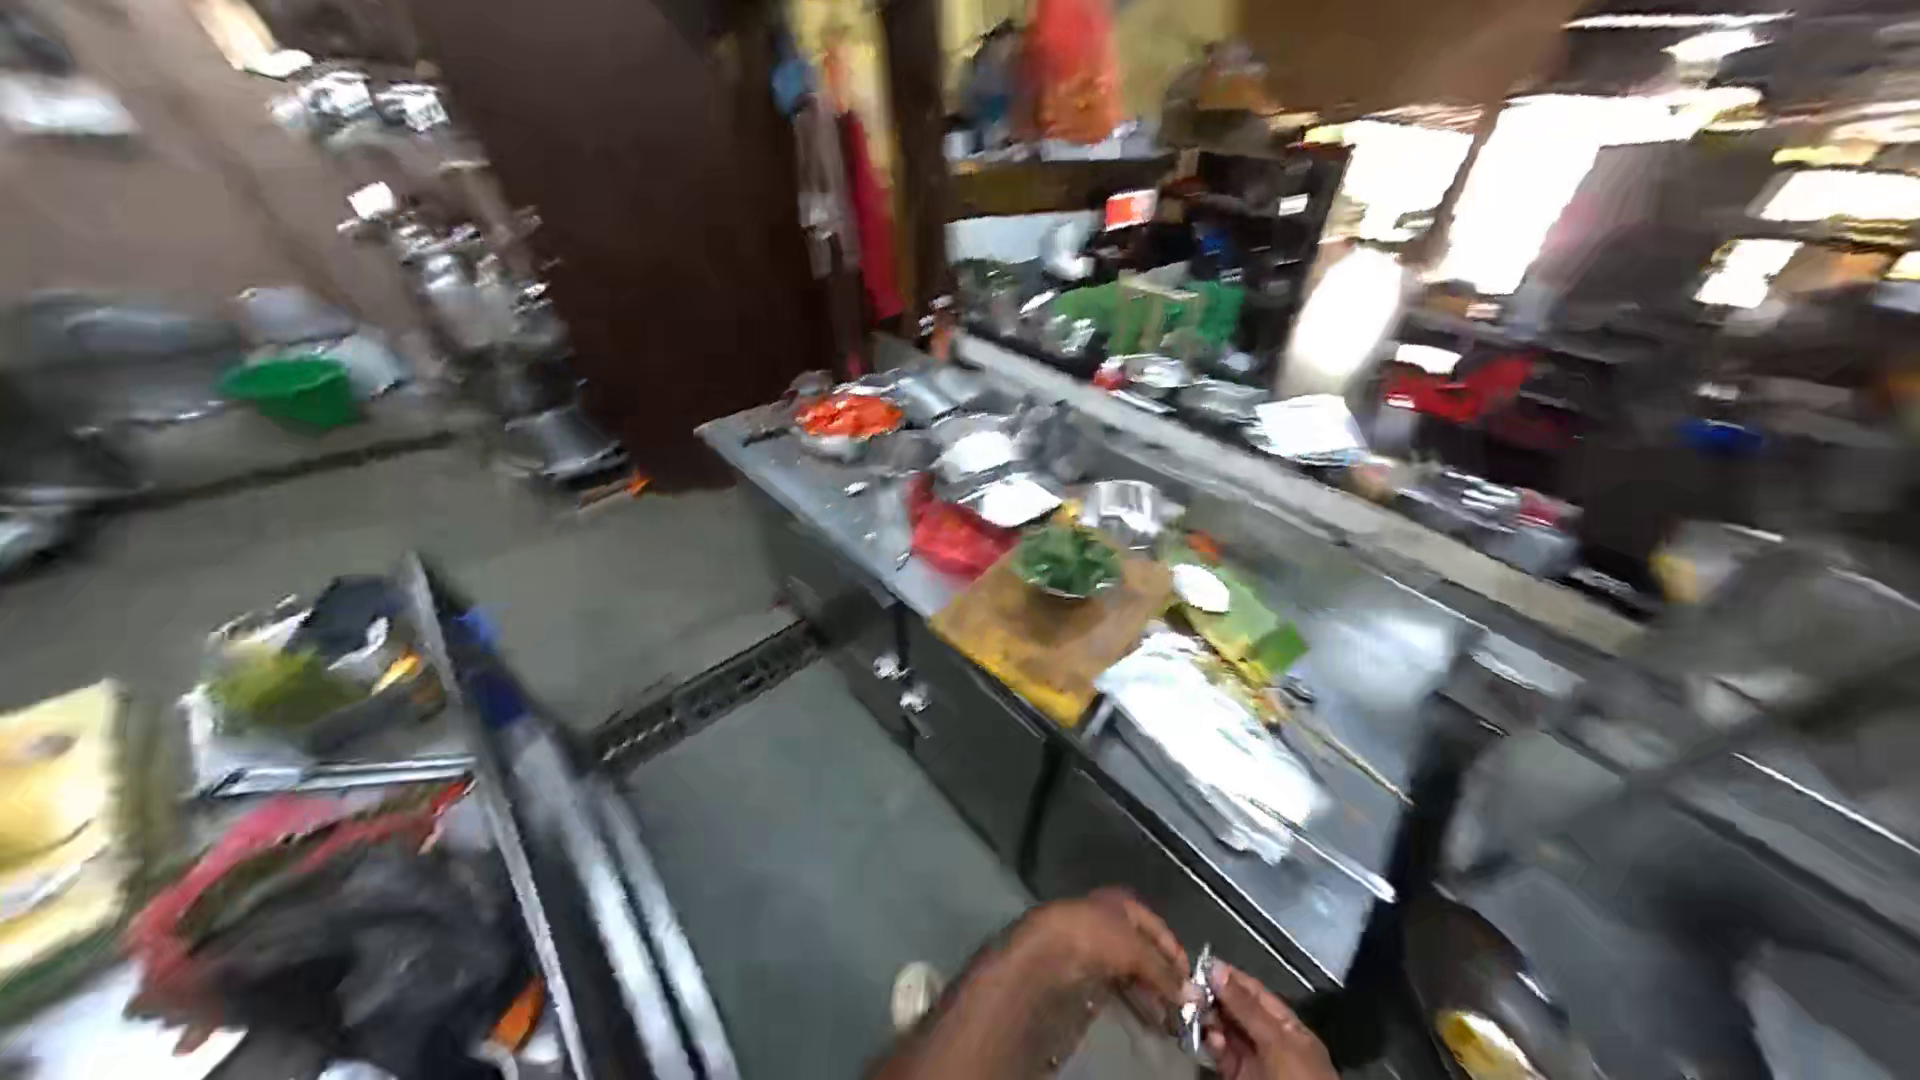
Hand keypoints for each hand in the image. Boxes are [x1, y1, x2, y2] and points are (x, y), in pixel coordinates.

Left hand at [1007, 888, 1187, 1009]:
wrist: (1051, 947)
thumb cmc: (1097, 936)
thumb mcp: (1137, 951)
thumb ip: (1164, 972)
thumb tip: (1193, 995)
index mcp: (1125, 903)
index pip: (1160, 928)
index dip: (1176, 954)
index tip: (1193, 983)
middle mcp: (1112, 916)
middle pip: (1145, 948)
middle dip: (1164, 975)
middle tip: (1182, 1005)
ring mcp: (1097, 939)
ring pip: (1131, 966)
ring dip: (1149, 989)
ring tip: (1166, 1015)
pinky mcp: (1085, 962)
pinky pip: (1116, 979)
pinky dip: (1131, 994)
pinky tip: (1143, 1012)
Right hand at [1204, 961, 1336, 1079]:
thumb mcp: (1278, 1043)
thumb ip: (1246, 1007)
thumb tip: (1215, 967)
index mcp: (1287, 1026)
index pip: (1254, 991)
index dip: (1230, 976)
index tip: (1200, 963)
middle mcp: (1268, 1039)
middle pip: (1235, 1009)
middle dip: (1213, 997)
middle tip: (1189, 988)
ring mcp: (1252, 1060)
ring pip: (1224, 1029)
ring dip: (1208, 1019)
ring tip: (1194, 1012)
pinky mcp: (1236, 1077)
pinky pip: (1219, 1053)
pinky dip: (1209, 1043)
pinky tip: (1206, 1038)